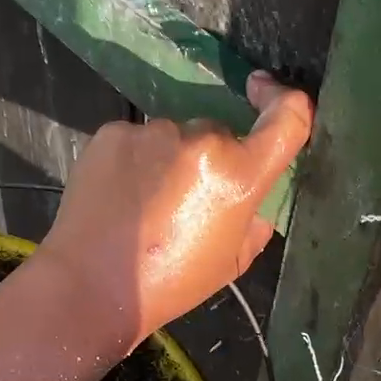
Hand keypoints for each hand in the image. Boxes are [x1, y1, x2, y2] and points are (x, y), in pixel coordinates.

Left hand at [35, 72, 312, 341]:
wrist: (91, 285)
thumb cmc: (170, 283)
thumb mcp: (231, 262)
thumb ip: (255, 223)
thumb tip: (256, 202)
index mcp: (237, 175)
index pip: (286, 118)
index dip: (289, 101)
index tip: (266, 94)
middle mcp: (199, 140)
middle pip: (219, 134)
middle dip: (213, 160)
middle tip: (189, 205)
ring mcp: (152, 131)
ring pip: (176, 137)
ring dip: (172, 160)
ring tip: (150, 206)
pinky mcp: (114, 133)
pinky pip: (140, 140)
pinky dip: (138, 162)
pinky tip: (124, 197)